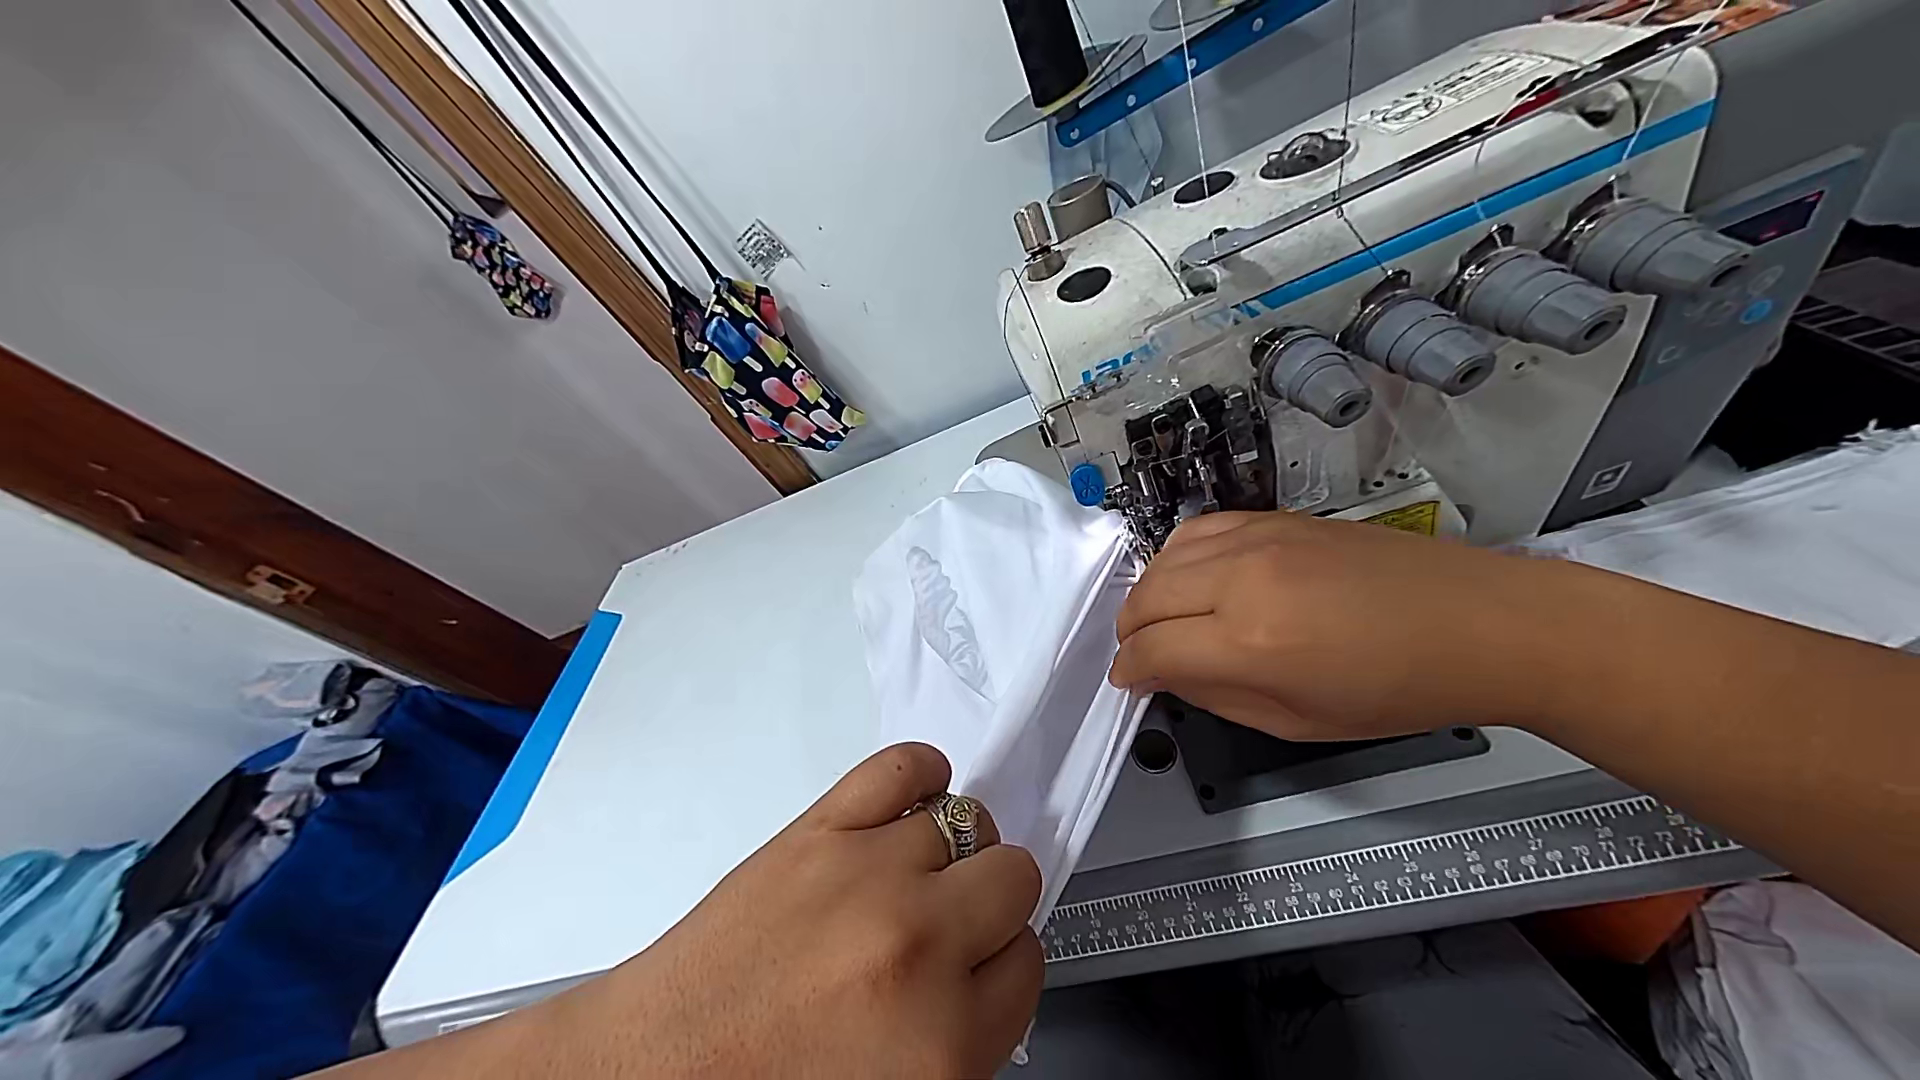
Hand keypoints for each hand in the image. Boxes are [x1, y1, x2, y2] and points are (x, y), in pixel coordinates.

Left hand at [547, 743, 1043, 1078]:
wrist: (652, 1076)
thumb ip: (965, 1033)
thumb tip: (993, 963)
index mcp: (944, 1040)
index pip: (1027, 962)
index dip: (1001, 959)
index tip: (978, 957)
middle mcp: (917, 945)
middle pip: (1012, 875)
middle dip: (989, 899)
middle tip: (952, 915)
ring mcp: (866, 875)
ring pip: (968, 820)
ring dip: (953, 845)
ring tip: (920, 866)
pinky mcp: (819, 829)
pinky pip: (902, 766)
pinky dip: (921, 770)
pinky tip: (914, 795)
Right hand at [1108, 510, 1591, 740]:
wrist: (1481, 623)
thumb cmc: (1400, 688)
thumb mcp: (1298, 721)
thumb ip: (1216, 696)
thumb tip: (1167, 674)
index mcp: (1251, 642)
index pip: (1151, 649)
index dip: (1129, 669)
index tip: (1129, 679)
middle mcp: (1244, 580)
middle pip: (1145, 597)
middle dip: (1130, 632)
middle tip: (1142, 653)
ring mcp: (1259, 539)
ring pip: (1163, 558)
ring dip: (1149, 593)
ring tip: (1162, 618)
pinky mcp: (1276, 518)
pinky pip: (1198, 529)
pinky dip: (1178, 556)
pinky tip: (1190, 576)